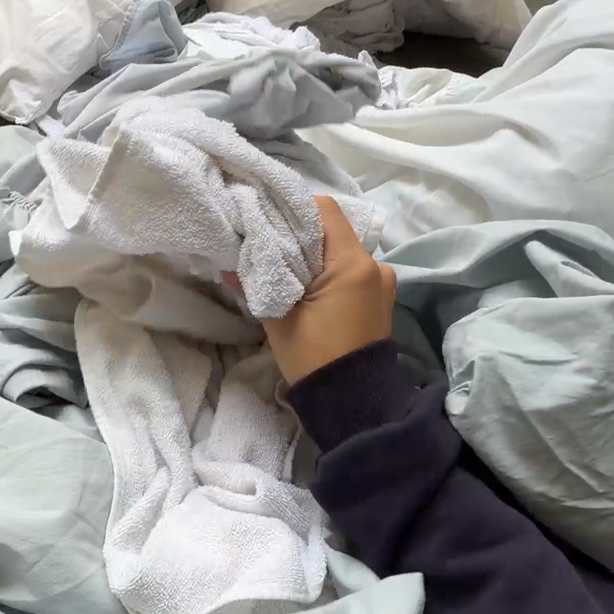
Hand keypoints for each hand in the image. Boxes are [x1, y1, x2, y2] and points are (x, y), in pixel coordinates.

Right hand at [259, 196, 395, 384]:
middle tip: (268, 251)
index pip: (323, 211)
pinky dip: (327, 276)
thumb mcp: (279, 321)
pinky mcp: (379, 300)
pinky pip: (349, 275)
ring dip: (313, 260)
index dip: (292, 212)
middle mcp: (374, 266)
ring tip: (286, 275)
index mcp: (352, 264)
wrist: (352, 402)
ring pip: (340, 254)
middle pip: (331, 233)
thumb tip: (232, 266)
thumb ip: (258, 285)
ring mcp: (381, 284)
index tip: (267, 224)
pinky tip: (306, 292)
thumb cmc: (314, 358)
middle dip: (299, 239)